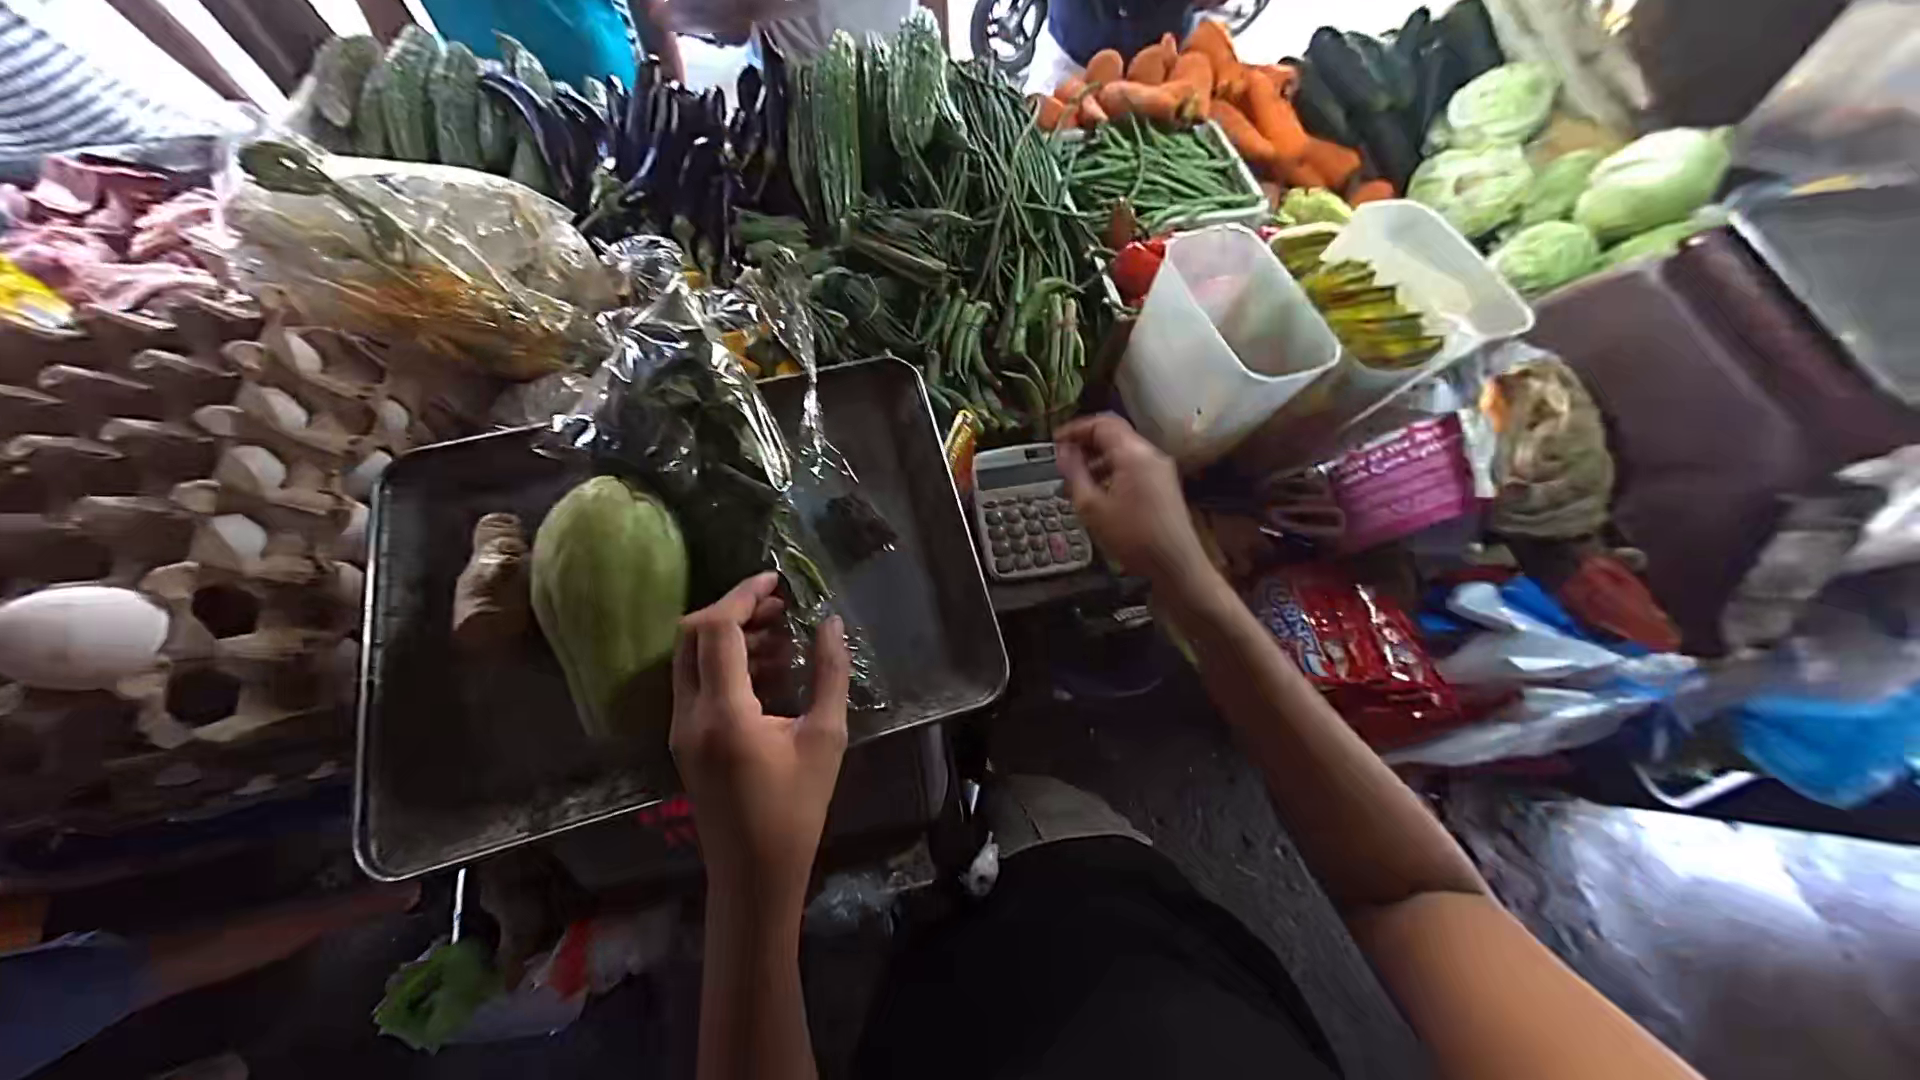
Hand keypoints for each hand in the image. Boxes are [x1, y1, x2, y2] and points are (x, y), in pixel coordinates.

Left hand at [671, 572, 849, 908]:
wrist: (754, 874)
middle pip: (693, 636)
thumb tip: (832, 623)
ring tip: (783, 634)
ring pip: (692, 658)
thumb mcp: (826, 737)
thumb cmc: (796, 808)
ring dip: (732, 635)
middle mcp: (690, 714)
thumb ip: (830, 674)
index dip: (744, 594)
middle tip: (780, 605)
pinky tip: (771, 668)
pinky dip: (728, 663)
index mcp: (724, 713)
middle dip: (734, 609)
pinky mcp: (686, 740)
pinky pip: (698, 683)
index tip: (777, 579)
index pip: (717, 630)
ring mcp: (681, 729)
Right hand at [1055, 413, 1211, 589]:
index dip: (1075, 429)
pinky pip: (1133, 466)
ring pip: (1123, 451)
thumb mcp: (1092, 507)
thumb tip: (1064, 453)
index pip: (1101, 423)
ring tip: (1076, 480)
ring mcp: (1160, 469)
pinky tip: (1098, 493)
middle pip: (1113, 435)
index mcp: (1133, 454)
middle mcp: (1150, 455)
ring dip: (1097, 459)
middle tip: (1063, 460)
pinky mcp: (1163, 485)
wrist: (1176, 565)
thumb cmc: (1134, 538)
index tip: (1055, 442)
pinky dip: (1112, 471)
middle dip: (1085, 444)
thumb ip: (1074, 473)